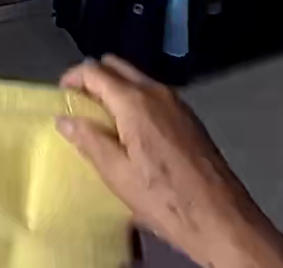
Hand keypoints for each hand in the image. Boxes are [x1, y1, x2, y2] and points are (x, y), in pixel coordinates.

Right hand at [56, 56, 282, 267]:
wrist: (220, 216)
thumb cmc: (167, 200)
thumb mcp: (119, 175)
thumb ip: (90, 141)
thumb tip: (66, 118)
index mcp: (135, 102)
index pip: (95, 71)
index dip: (74, 76)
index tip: (62, 91)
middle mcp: (155, 90)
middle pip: (115, 64)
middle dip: (93, 77)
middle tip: (79, 102)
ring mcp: (174, 99)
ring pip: (135, 76)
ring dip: (114, 87)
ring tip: (101, 119)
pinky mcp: (186, 113)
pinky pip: (152, 92)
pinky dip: (134, 97)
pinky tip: (131, 129)